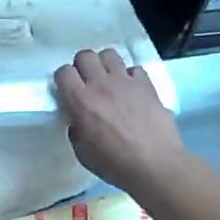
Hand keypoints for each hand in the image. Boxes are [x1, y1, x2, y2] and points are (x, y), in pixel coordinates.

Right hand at [52, 48, 186, 193]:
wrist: (155, 165)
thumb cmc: (115, 164)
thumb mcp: (82, 153)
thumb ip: (76, 129)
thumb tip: (78, 119)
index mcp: (81, 101)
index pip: (64, 71)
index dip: (64, 79)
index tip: (68, 90)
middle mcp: (101, 85)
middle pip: (86, 55)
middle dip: (83, 66)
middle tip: (87, 82)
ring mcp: (126, 82)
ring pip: (110, 54)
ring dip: (105, 65)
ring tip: (109, 80)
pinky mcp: (146, 85)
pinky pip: (134, 68)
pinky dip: (130, 76)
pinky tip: (132, 91)